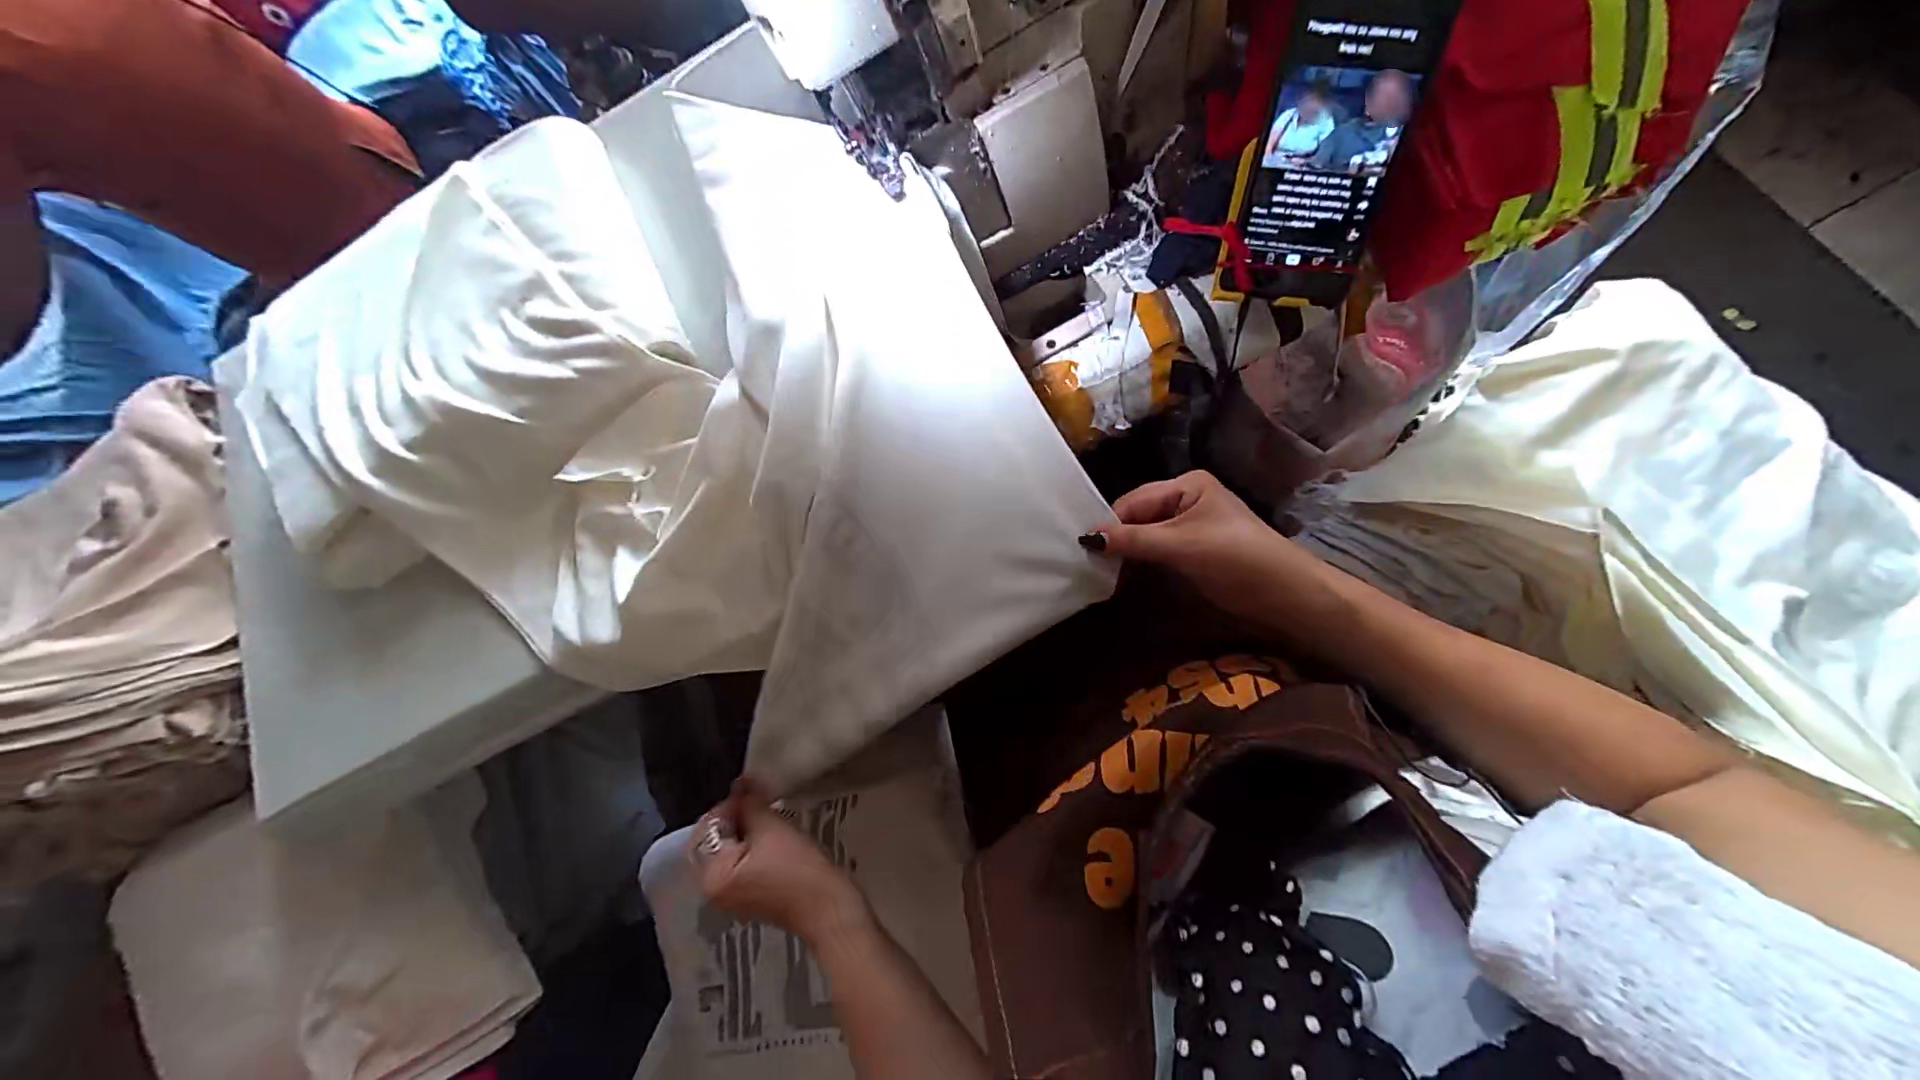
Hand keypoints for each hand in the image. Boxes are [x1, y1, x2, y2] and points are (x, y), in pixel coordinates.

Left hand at [692, 781, 870, 943]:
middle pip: (716, 839)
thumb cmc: (799, 869)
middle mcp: (714, 890)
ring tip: (771, 817)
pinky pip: (743, 861)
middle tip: (762, 801)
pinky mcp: (751, 895)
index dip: (729, 804)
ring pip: (731, 849)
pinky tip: (775, 836)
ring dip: (748, 829)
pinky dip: (754, 844)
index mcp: (712, 878)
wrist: (829, 907)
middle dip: (737, 816)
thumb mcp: (772, 828)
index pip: (707, 828)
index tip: (753, 790)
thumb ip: (750, 803)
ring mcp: (732, 896)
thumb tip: (741, 783)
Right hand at [1089, 470, 1333, 633]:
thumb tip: (1087, 538)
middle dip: (1115, 538)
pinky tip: (1120, 576)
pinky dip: (1138, 562)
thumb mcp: (1181, 545)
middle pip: (1137, 516)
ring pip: (1143, 535)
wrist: (1285, 595)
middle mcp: (1185, 499)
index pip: (1134, 501)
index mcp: (1187, 484)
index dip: (1110, 524)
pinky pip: (1155, 551)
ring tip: (1098, 572)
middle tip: (1087, 563)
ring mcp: (1189, 526)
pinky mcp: (1191, 551)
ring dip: (1124, 553)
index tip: (1083, 549)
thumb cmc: (1236, 559)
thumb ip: (1134, 540)